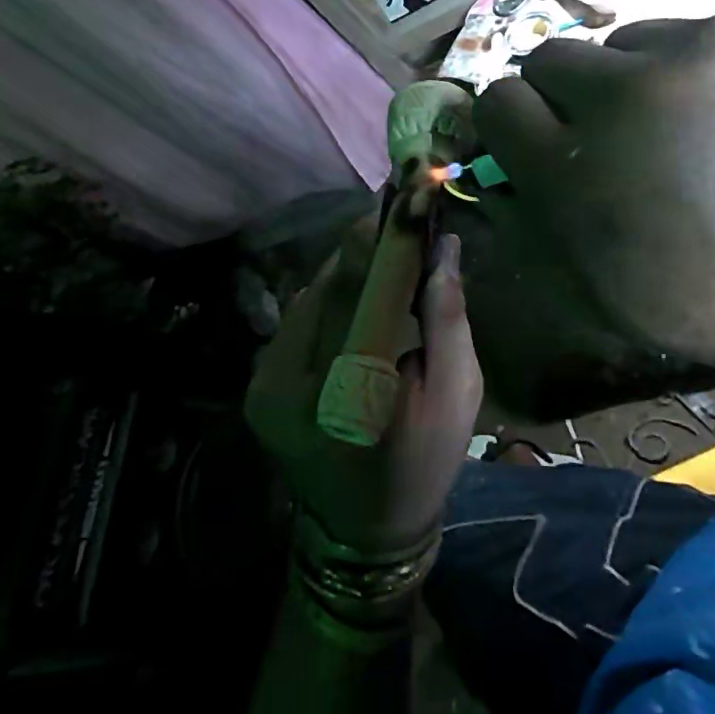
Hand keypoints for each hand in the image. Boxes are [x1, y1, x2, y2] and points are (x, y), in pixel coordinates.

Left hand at [245, 218, 482, 554]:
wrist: (360, 529)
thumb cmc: (425, 464)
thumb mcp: (457, 395)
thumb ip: (446, 316)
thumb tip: (442, 247)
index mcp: (360, 396)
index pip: (375, 292)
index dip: (395, 234)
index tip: (412, 183)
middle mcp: (299, 385)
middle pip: (335, 285)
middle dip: (368, 236)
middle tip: (394, 194)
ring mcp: (267, 385)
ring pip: (310, 296)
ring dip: (347, 265)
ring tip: (378, 238)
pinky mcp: (257, 386)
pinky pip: (296, 318)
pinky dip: (326, 296)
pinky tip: (351, 287)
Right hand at [473, 0, 714, 416]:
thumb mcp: (615, 289)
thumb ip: (554, 213)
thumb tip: (524, 160)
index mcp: (581, 172)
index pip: (500, 103)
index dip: (514, 124)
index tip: (538, 140)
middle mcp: (633, 93)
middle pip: (550, 56)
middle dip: (567, 96)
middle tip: (617, 134)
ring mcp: (713, 43)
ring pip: (630, 41)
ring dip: (642, 80)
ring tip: (704, 127)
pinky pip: (708, 29)